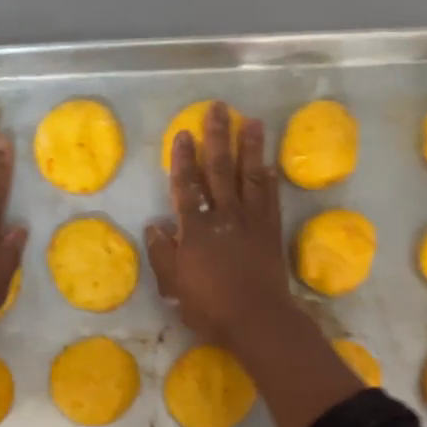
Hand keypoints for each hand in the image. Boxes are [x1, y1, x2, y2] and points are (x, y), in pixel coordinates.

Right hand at [144, 105, 295, 351]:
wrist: (257, 318)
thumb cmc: (210, 306)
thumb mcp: (175, 285)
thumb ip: (163, 254)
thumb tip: (155, 225)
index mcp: (196, 229)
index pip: (187, 186)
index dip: (183, 159)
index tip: (183, 134)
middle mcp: (224, 216)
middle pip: (219, 169)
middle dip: (217, 137)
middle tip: (218, 108)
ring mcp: (251, 221)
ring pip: (249, 176)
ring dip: (250, 147)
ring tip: (251, 121)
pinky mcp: (271, 231)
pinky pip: (270, 198)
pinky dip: (269, 179)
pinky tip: (268, 164)